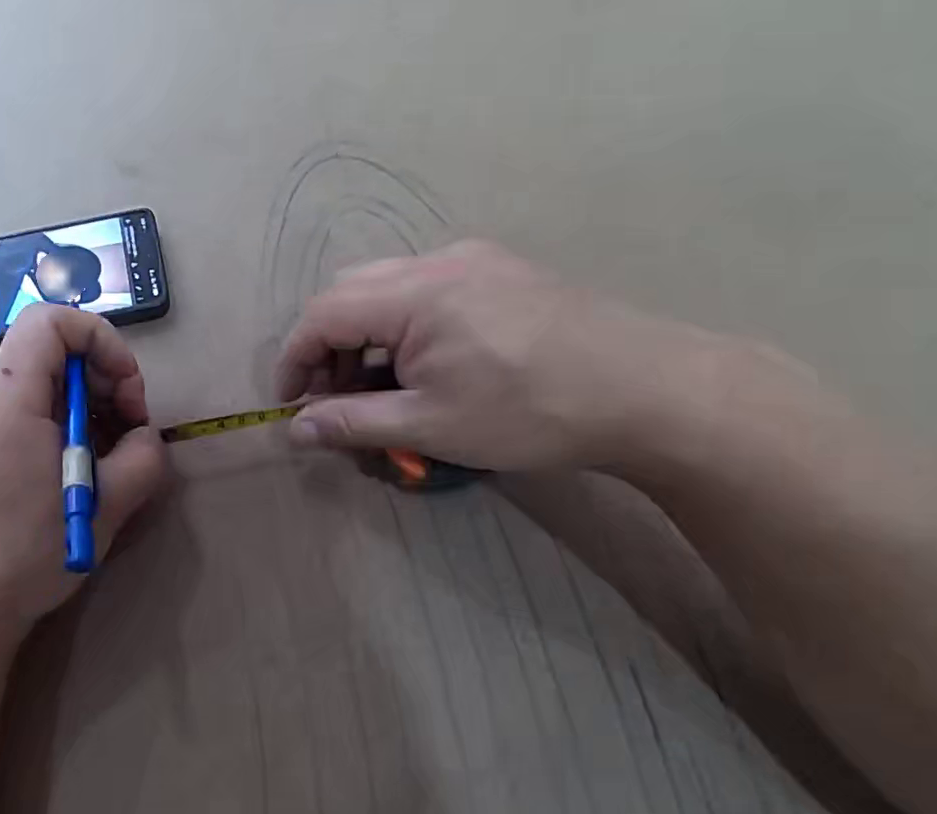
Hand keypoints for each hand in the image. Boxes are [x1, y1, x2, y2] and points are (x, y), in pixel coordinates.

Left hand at [0, 304, 169, 627]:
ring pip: (45, 388)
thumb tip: (145, 437)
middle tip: (129, 433)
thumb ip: (142, 458)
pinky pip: (31, 419)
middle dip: (104, 381)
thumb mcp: (106, 505)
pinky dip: (66, 432)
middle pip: (52, 352)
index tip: (128, 394)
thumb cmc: (32, 551)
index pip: (52, 321)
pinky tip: (81, 476)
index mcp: (12, 399)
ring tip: (110, 462)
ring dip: (89, 411)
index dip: (102, 342)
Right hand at [275, 239, 782, 472]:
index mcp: (417, 293)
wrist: (648, 391)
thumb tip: (295, 430)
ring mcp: (475, 262)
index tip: (289, 406)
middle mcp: (440, 261)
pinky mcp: (501, 274)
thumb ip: (352, 423)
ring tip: (375, 392)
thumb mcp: (428, 426)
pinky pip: (424, 292)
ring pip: (386, 290)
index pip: (324, 313)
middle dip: (326, 349)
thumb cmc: (529, 412)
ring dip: (362, 340)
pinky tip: (419, 368)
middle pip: (350, 293)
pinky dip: (399, 330)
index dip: (294, 359)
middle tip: (332, 401)